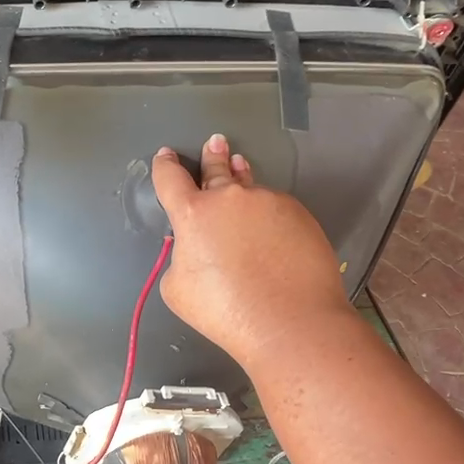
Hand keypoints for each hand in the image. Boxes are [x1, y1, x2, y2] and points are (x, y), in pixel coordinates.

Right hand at [150, 134, 351, 365]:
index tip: (166, 156)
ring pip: (250, 189)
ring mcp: (268, 202)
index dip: (165, 166)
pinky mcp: (299, 214)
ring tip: (242, 171)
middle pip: (217, 169)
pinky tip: (272, 234)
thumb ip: (181, 257)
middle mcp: (230, 198)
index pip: (170, 179)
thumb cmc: (224, 309)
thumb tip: (196, 248)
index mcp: (193, 214)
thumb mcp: (177, 287)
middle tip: (216, 142)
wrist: (290, 321)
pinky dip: (268, 215)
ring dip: (243, 181)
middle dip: (213, 156)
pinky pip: (275, 208)